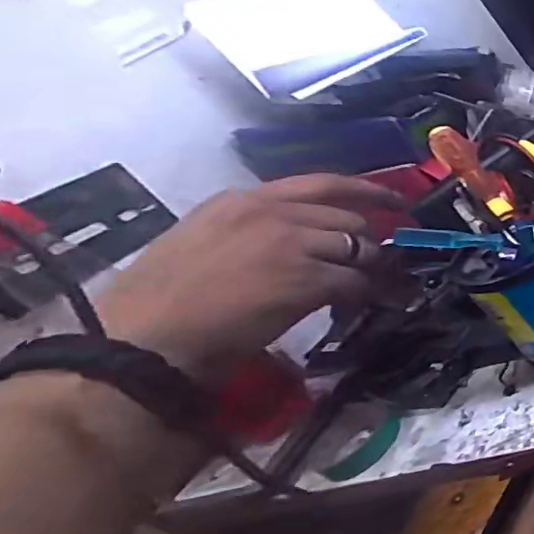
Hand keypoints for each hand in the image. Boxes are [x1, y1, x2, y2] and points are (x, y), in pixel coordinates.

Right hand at [96, 174, 403, 379]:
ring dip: (366, 270)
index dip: (369, 191)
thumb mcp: (198, 242)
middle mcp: (272, 214)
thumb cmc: (154, 305)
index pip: (324, 184)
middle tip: (369, 264)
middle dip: (365, 243)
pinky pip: (357, 282)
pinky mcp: (310, 277)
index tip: (396, 201)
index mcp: (241, 201)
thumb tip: (306, 234)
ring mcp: (294, 244)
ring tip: (363, 287)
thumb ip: (253, 228)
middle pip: (349, 221)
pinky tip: (352, 305)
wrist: (136, 348)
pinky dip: (363, 294)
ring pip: (360, 250)